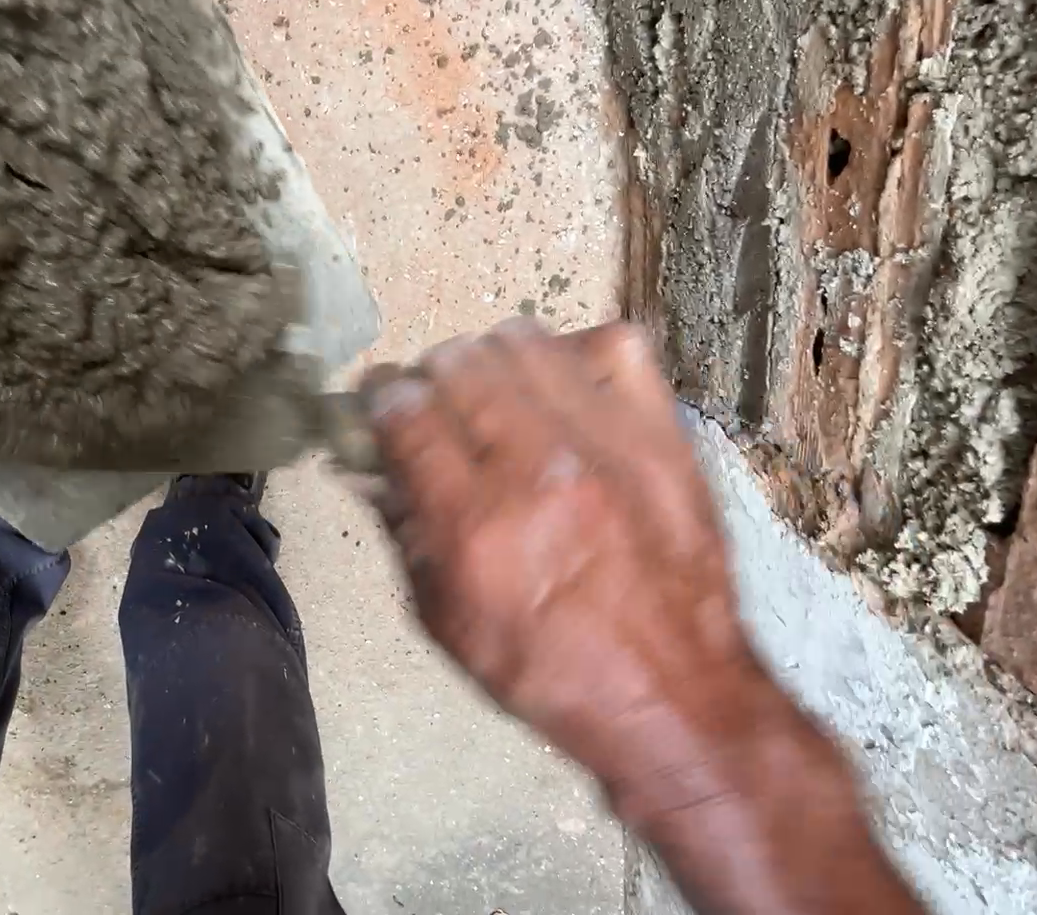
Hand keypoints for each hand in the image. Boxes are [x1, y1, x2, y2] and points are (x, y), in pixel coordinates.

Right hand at [362, 319, 928, 914]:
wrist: (676, 695)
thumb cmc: (544, 667)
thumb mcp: (443, 617)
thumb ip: (399, 528)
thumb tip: (361, 463)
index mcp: (474, 522)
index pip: (403, 410)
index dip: (378, 399)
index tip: (380, 409)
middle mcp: (537, 468)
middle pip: (456, 362)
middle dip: (427, 379)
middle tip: (434, 408)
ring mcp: (608, 443)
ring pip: (521, 340)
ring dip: (489, 360)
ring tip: (493, 393)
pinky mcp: (664, 435)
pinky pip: (613, 345)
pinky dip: (574, 354)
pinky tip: (562, 390)